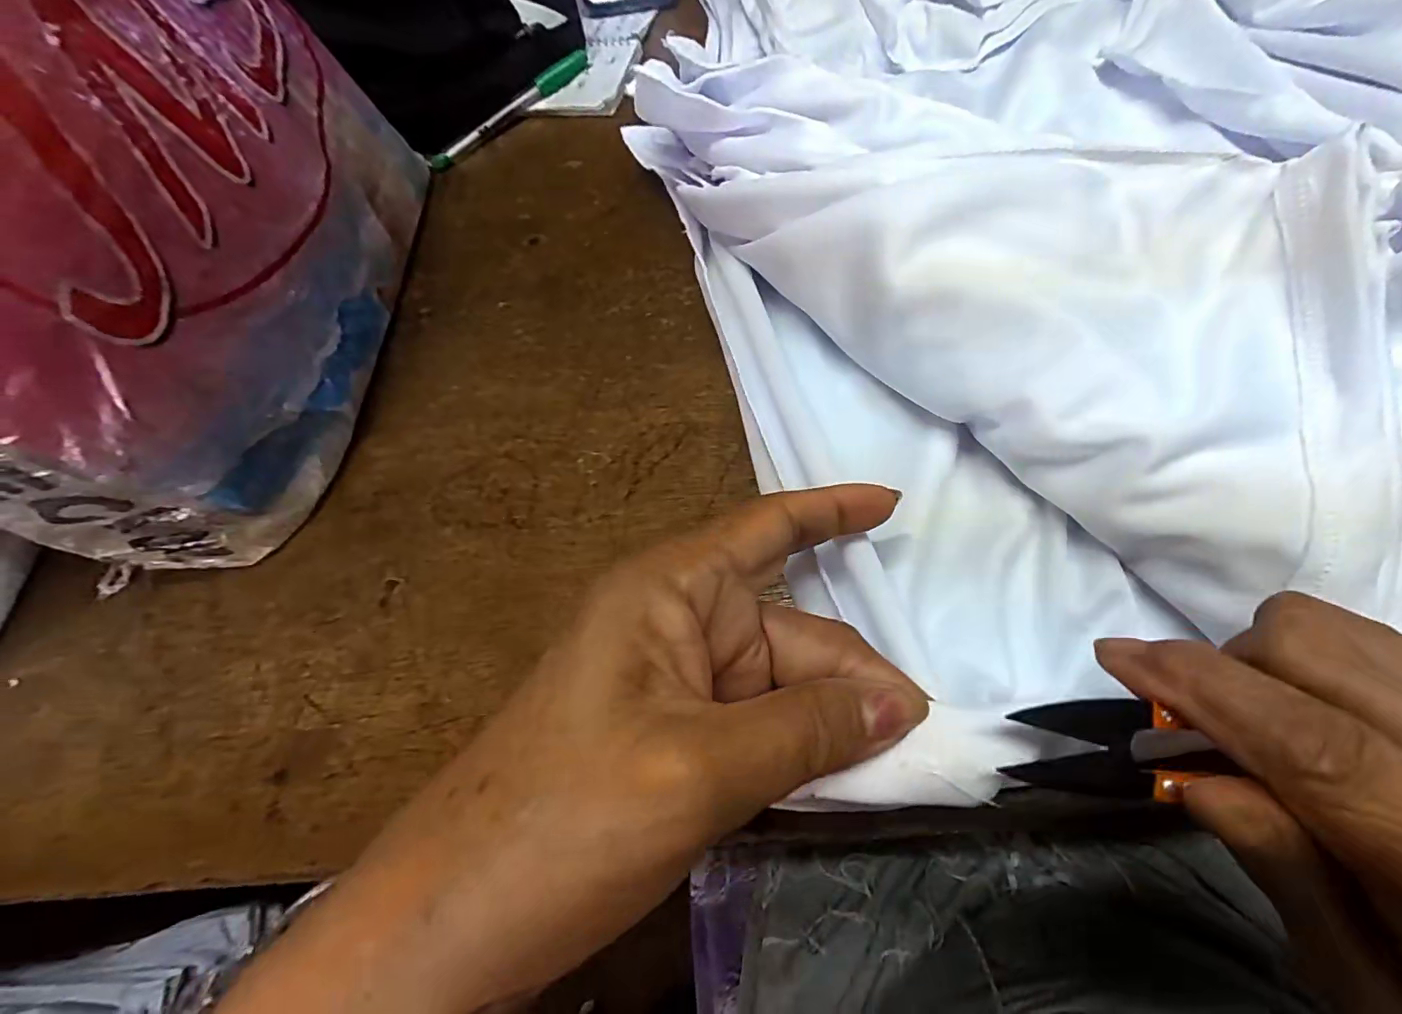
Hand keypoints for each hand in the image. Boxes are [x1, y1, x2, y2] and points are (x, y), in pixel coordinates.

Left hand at [219, 485, 928, 1013]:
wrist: (438, 943)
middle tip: (918, 730)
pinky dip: (812, 751)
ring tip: (897, 762)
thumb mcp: (696, 770)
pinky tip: (848, 780)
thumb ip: (808, 729)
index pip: (767, 529)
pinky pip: (771, 730)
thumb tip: (903, 705)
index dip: (834, 510)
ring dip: (840, 723)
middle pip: (798, 634)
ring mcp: (683, 690)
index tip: (894, 504)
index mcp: (670, 594)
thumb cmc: (556, 825)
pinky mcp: (684, 743)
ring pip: (791, 689)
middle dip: (858, 677)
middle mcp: (681, 629)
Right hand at [1096, 594, 1401, 1013]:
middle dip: (1226, 669)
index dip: (1205, 690)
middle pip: (1311, 650)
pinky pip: (1367, 634)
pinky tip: (1344, 724)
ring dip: (1268, 663)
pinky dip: (1320, 667)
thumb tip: (1183, 767)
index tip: (1117, 654)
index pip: (1316, 747)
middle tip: (1207, 726)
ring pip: (1328, 624)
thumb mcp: (1362, 982)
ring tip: (1278, 727)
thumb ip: (1277, 862)